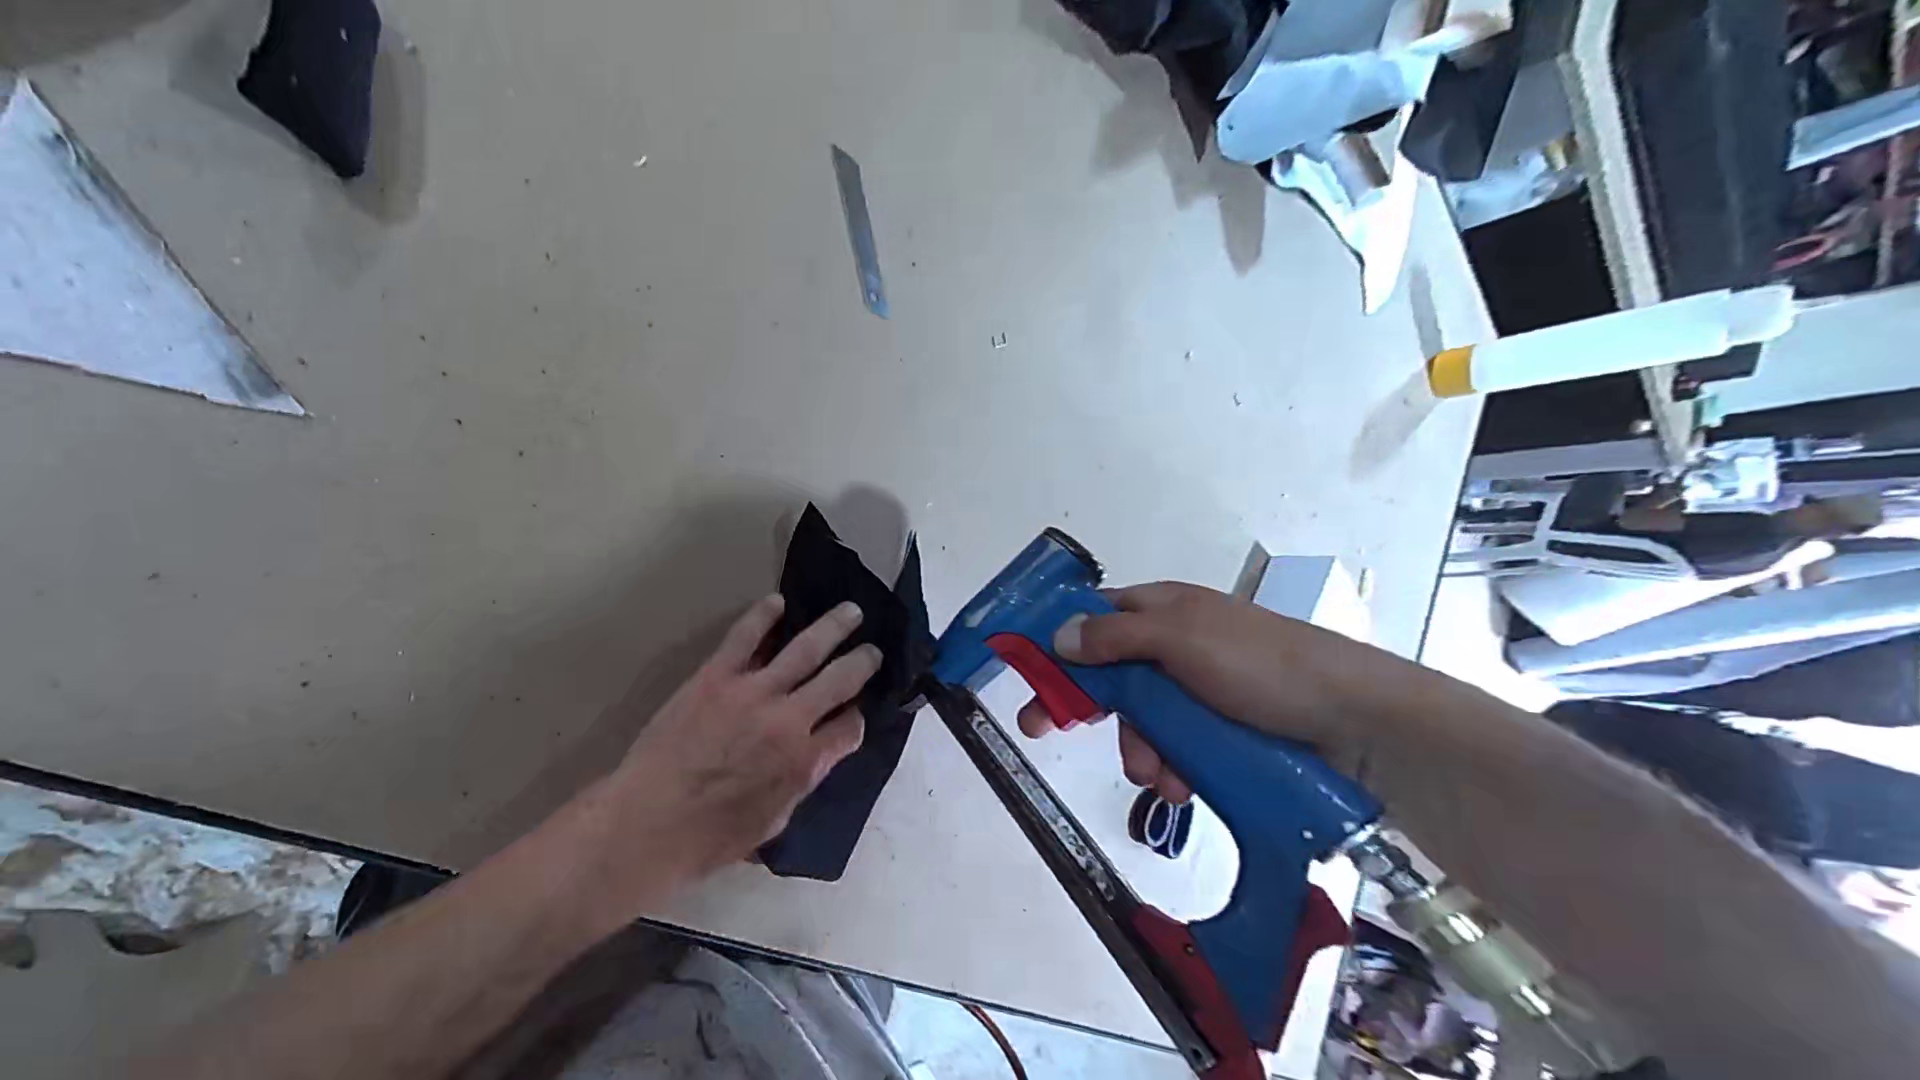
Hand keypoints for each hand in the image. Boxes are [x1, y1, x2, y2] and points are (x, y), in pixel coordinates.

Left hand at [608, 594, 880, 879]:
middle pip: (841, 679)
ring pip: (806, 648)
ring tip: (852, 611)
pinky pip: (745, 637)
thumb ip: (803, 780)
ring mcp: (753, 692)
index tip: (856, 712)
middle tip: (874, 650)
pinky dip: (763, 615)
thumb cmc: (710, 837)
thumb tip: (818, 753)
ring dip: (833, 627)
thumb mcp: (774, 820)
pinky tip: (778, 602)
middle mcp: (789, 720)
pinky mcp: (716, 677)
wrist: (645, 824)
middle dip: (863, 662)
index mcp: (805, 761)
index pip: (850, 726)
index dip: (858, 717)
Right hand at [1015, 582, 1408, 798]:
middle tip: (1044, 732)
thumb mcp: (1182, 639)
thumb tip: (1059, 635)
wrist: (1356, 721)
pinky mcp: (1218, 730)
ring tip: (1158, 777)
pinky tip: (1181, 786)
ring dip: (1139, 748)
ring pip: (1141, 718)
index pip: (1095, 616)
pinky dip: (1170, 767)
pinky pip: (1174, 747)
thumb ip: (1116, 638)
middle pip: (1110, 673)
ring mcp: (1198, 689)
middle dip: (1089, 707)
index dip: (1058, 640)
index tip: (1028, 671)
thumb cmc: (1261, 665)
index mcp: (1165, 609)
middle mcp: (1176, 644)